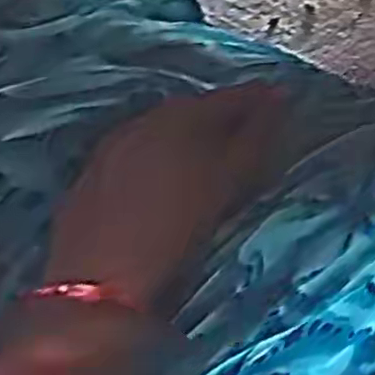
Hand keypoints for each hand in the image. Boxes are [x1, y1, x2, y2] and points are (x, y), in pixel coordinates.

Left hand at [42, 84, 286, 308]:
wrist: (101, 281)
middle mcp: (144, 121)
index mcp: (183, 115)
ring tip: (212, 152)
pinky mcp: (89, 174)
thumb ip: (261, 129)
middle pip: (198, 106)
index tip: (284, 105)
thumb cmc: (183, 219)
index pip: (236, 93)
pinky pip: (138, 147)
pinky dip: (161, 150)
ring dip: (192, 132)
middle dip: (226, 113)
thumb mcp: (237, 172)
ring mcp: (110, 147)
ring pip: (165, 126)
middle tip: (250, 131)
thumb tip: (279, 96)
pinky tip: (171, 172)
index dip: (264, 97)